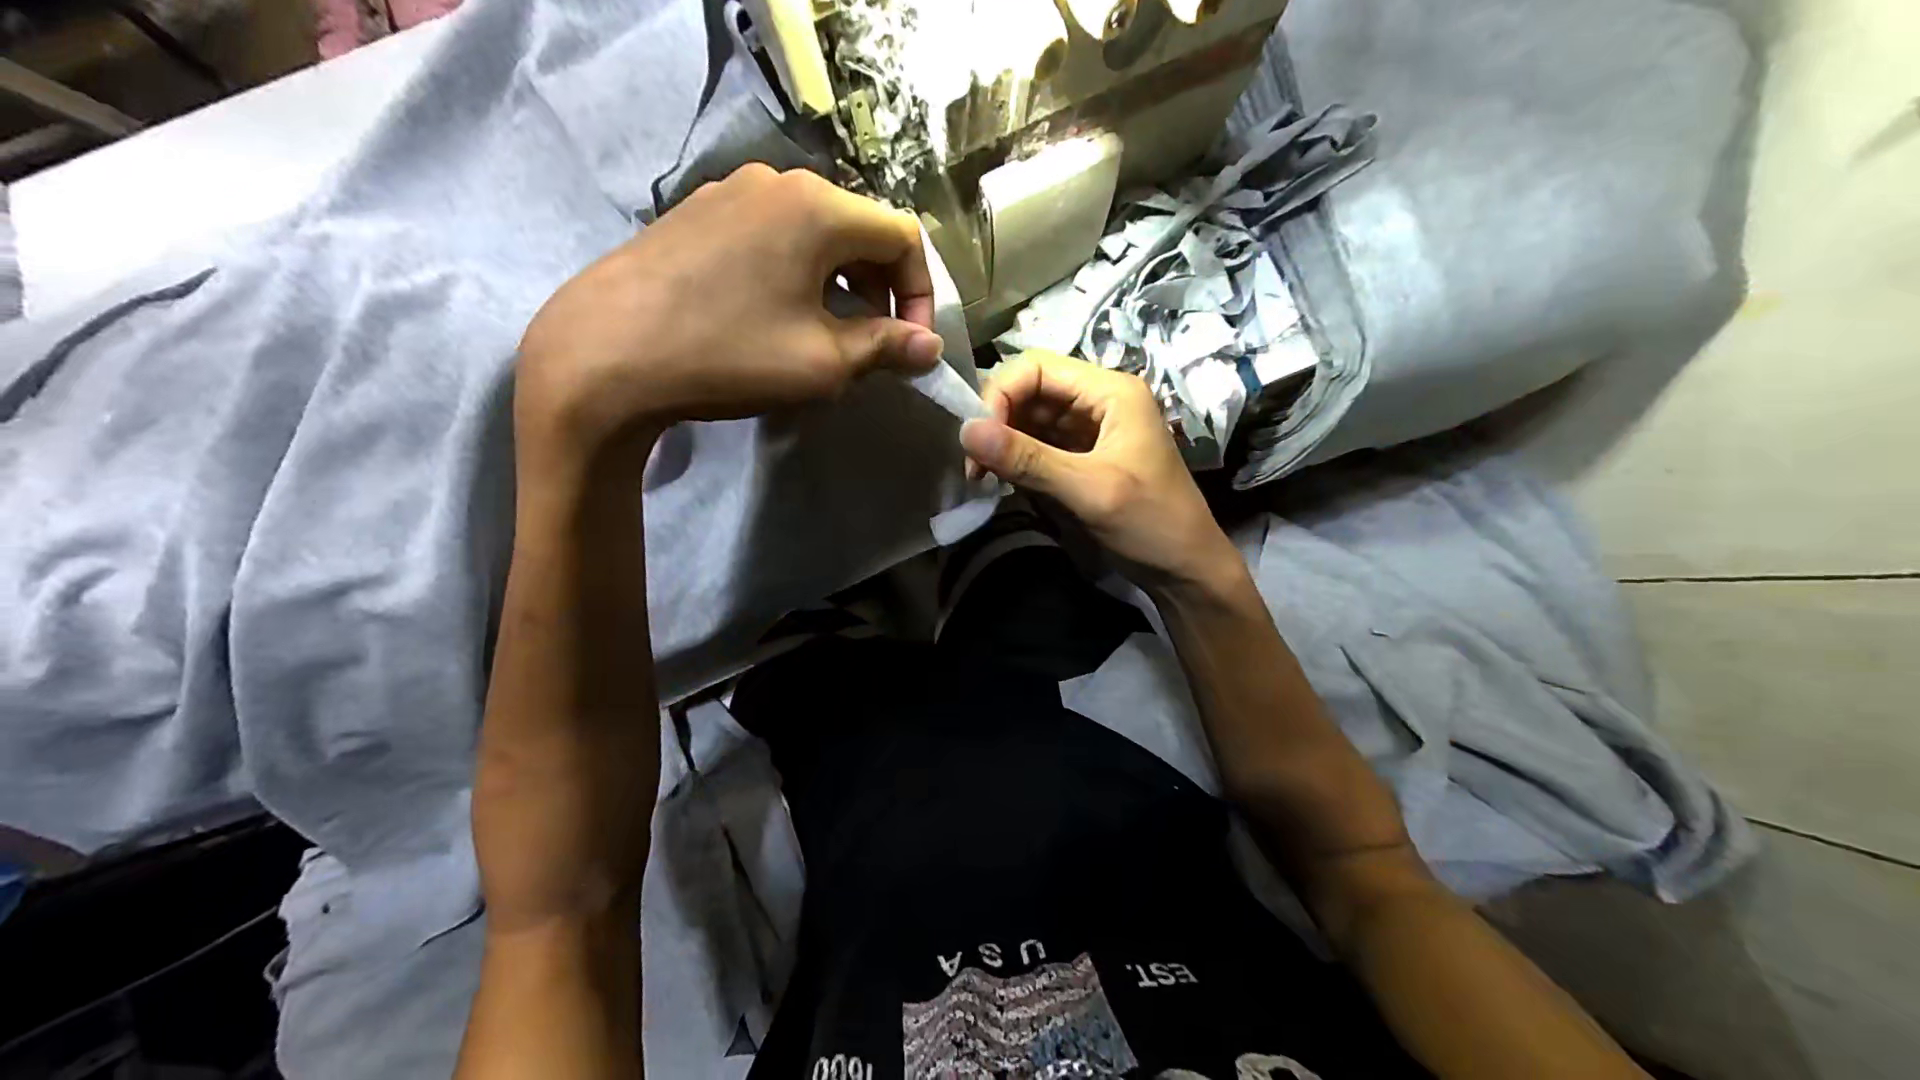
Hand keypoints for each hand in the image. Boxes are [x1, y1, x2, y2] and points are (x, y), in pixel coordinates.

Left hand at [514, 164, 943, 461]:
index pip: (903, 236)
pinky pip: (771, 235)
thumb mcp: (822, 362)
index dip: (921, 292)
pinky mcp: (696, 213)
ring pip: (814, 232)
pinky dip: (796, 272)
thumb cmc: (729, 355)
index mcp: (818, 208)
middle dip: (881, 288)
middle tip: (875, 343)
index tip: (912, 344)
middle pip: (859, 228)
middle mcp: (777, 182)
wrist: (603, 354)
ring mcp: (729, 192)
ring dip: (839, 282)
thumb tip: (930, 347)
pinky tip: (776, 314)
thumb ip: (886, 347)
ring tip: (829, 333)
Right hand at [960, 350, 1241, 591]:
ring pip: (1029, 419)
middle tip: (974, 465)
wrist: (1185, 571)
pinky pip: (1037, 446)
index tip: (977, 438)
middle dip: (997, 421)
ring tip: (982, 477)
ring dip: (1002, 443)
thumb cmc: (1151, 524)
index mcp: (1110, 392)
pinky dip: (1015, 460)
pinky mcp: (1080, 458)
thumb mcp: (1090, 490)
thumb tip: (965, 430)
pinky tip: (1000, 481)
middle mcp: (1097, 401)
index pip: (1037, 367)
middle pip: (1030, 390)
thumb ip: (1028, 459)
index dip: (1000, 394)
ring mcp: (1088, 430)